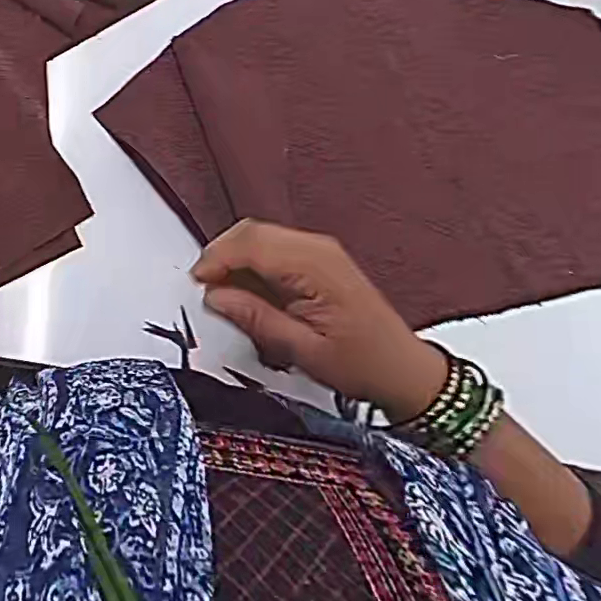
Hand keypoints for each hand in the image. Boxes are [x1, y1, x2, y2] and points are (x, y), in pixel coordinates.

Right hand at [192, 220, 449, 418]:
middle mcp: (316, 247)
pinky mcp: (316, 257)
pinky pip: (271, 248)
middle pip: (250, 232)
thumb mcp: (302, 350)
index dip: (216, 259)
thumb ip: (255, 318)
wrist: (403, 369)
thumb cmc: (363, 363)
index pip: (251, 243)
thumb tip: (215, 296)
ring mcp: (318, 249)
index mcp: (315, 265)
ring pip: (258, 236)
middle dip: (220, 255)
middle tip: (205, 289)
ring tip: (225, 295)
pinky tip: (249, 292)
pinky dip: (250, 263)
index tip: (197, 283)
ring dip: (234, 260)